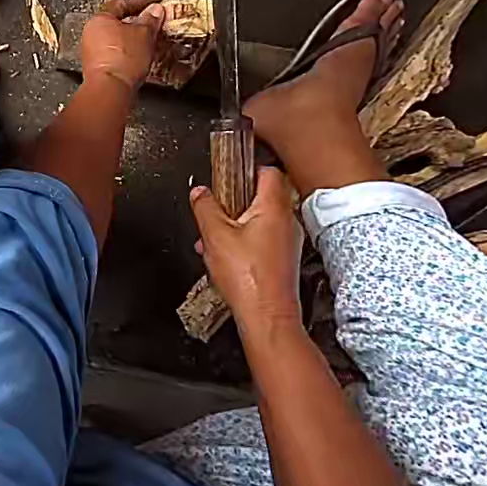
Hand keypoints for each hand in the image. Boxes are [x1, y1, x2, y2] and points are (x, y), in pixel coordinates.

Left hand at [81, 0, 166, 90]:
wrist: (110, 89)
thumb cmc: (122, 59)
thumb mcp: (144, 34)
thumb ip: (150, 19)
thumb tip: (155, 10)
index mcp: (99, 19)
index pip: (122, 3)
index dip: (141, 2)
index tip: (154, 3)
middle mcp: (91, 34)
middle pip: (118, 22)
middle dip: (138, 22)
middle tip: (155, 23)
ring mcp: (92, 53)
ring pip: (117, 40)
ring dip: (134, 39)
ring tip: (151, 41)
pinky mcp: (97, 69)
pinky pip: (115, 55)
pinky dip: (128, 54)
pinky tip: (140, 57)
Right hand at [189, 166, 303, 327]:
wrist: (266, 317)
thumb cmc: (248, 279)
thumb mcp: (214, 235)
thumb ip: (204, 207)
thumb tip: (199, 193)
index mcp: (274, 208)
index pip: (267, 171)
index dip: (246, 168)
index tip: (228, 172)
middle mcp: (286, 222)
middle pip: (260, 196)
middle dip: (233, 201)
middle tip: (215, 207)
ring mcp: (287, 242)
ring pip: (259, 219)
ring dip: (234, 223)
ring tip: (213, 237)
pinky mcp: (282, 259)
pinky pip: (261, 239)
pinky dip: (241, 241)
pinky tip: (222, 256)